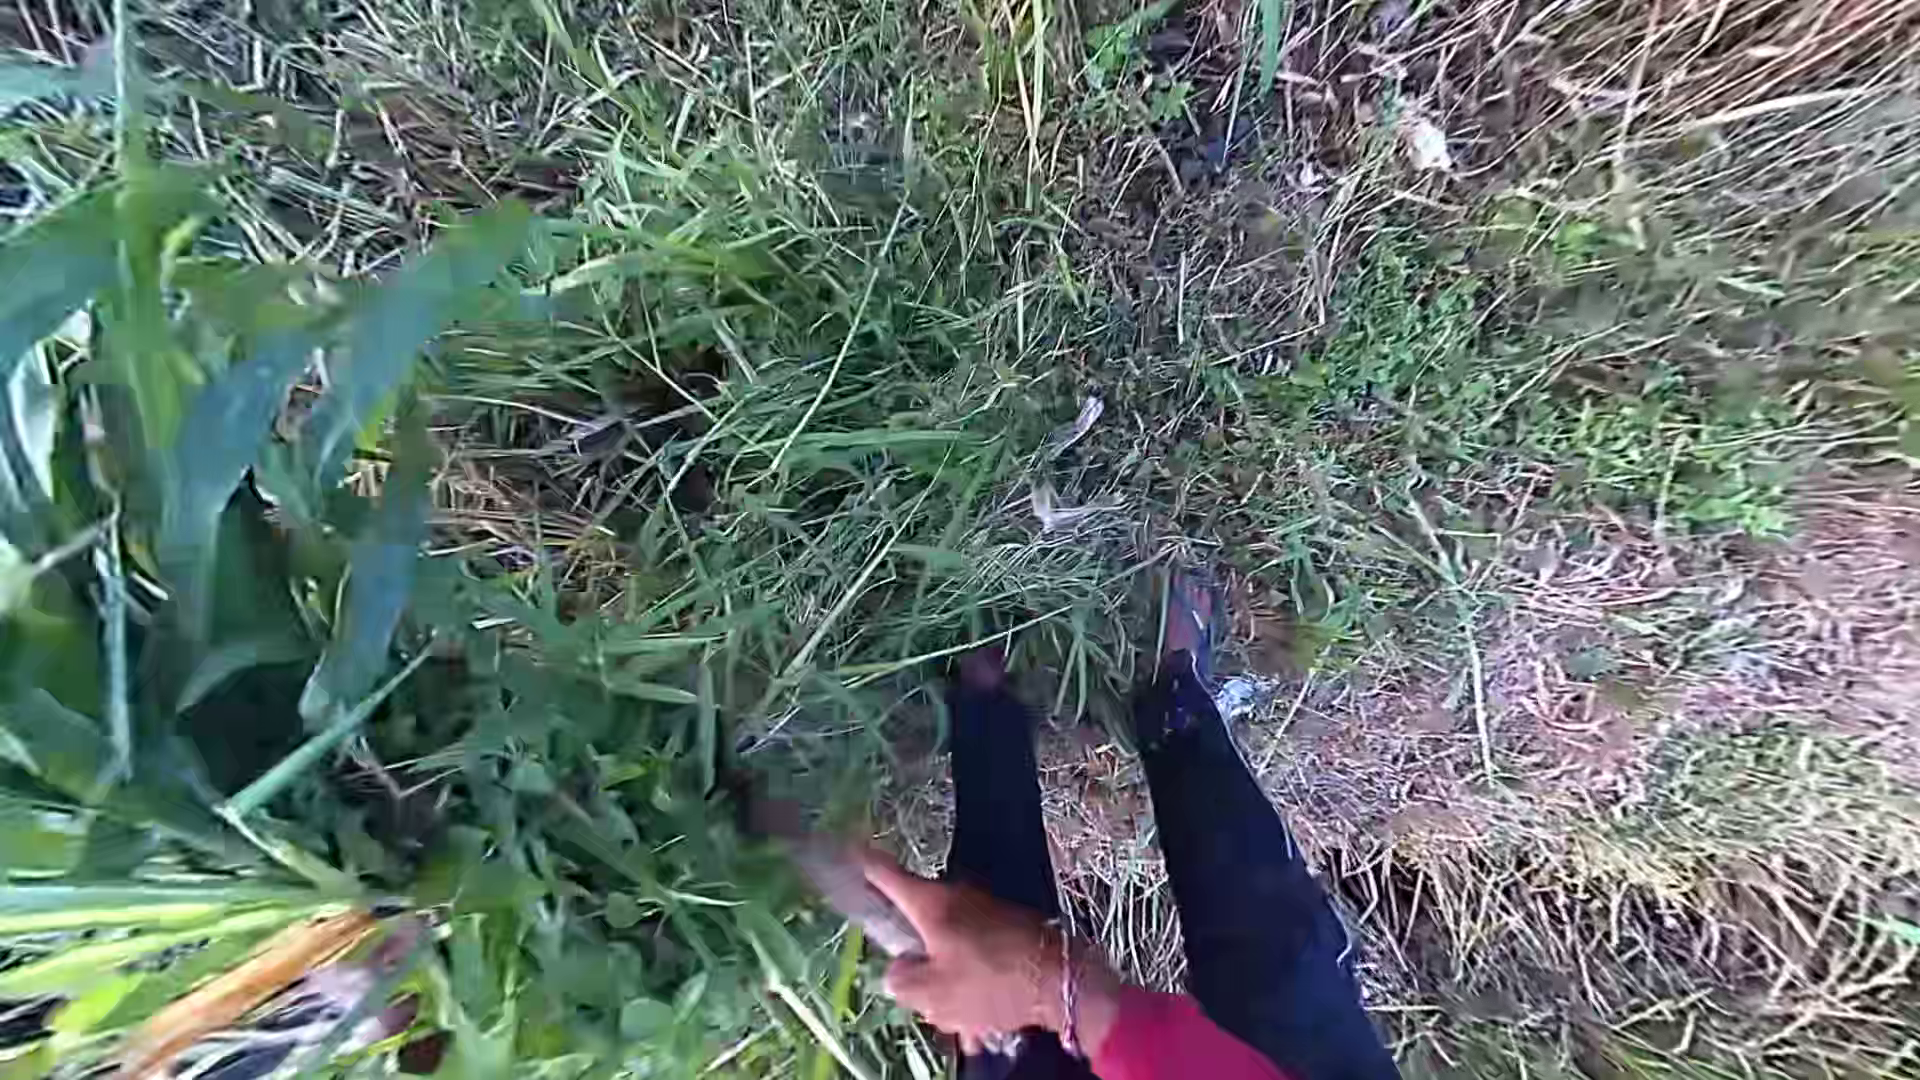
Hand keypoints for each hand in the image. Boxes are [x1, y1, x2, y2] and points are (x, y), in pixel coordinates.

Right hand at [861, 851, 1121, 1054]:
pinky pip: (973, 957)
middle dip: (920, 965)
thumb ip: (904, 981)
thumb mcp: (936, 994)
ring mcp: (979, 908)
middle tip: (931, 1001)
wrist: (1058, 975)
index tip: (846, 844)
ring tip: (967, 1024)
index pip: (888, 874)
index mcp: (930, 904)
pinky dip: (973, 988)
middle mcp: (953, 896)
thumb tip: (897, 968)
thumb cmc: (990, 980)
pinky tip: (985, 1023)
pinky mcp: (999, 924)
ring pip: (947, 949)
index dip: (864, 861)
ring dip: (951, 986)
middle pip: (918, 924)